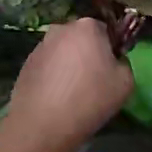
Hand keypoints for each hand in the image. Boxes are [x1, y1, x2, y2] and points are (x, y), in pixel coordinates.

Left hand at [0, 18, 132, 151]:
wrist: (43, 124)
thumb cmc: (90, 99)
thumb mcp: (126, 82)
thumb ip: (124, 63)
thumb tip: (113, 61)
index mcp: (87, 26)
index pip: (105, 31)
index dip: (110, 50)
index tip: (111, 70)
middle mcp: (61, 29)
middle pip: (81, 39)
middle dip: (88, 55)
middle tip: (93, 81)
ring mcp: (40, 46)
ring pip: (63, 52)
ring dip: (69, 66)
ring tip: (73, 93)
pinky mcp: (26, 64)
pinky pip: (48, 66)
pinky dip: (54, 76)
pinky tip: (57, 98)